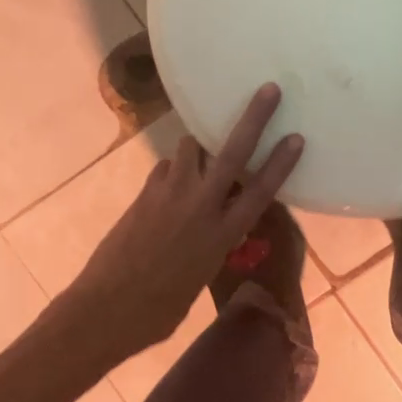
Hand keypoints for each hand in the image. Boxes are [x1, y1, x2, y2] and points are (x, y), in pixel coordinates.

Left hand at [64, 83, 303, 359]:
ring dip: (199, 146)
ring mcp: (170, 194)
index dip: (280, 163)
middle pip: (233, 152)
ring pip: (191, 148)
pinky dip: (173, 171)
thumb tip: (217, 226)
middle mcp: (200, 206)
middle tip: (269, 89)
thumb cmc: (159, 311)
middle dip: (253, 117)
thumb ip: (213, 244)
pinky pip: (167, 168)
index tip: (296, 137)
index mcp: (221, 236)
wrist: (105, 309)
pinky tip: (170, 185)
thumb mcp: (201, 277)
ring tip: (200, 153)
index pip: (259, 192)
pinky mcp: (145, 192)